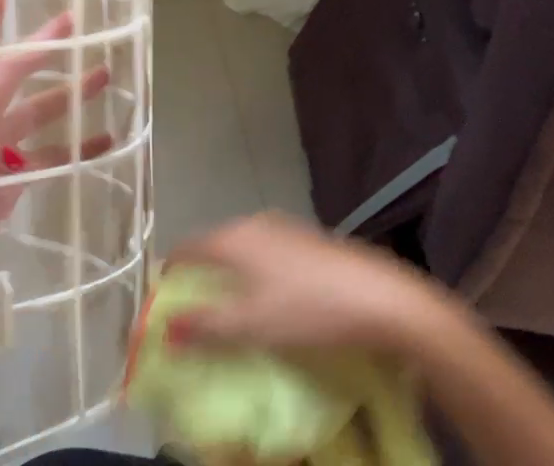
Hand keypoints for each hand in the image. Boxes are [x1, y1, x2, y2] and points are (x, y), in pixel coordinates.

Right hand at [166, 212, 460, 353]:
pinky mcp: (313, 239)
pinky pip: (270, 253)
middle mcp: (251, 223)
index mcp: (229, 238)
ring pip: (243, 250)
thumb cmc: (310, 310)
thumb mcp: (252, 325)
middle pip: (212, 247)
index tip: (168, 305)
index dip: (170, 277)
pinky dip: (262, 273)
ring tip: (240, 310)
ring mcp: (285, 228)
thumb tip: (164, 330)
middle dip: (202, 277)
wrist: (388, 302)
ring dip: (234, 275)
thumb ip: (205, 326)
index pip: (183, 251)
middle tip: (202, 313)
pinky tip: (280, 299)